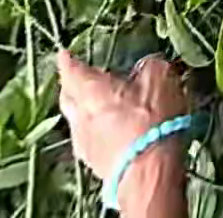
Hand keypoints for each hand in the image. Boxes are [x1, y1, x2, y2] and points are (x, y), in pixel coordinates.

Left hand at [57, 50, 189, 217]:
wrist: (147, 169)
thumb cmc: (151, 116)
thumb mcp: (160, 76)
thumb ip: (148, 66)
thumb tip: (143, 66)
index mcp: (92, 92)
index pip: (74, 72)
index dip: (68, 61)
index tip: (62, 53)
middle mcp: (80, 117)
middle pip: (68, 98)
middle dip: (70, 85)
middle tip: (76, 76)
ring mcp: (84, 143)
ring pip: (76, 118)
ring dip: (82, 107)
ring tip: (95, 99)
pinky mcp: (94, 162)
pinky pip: (87, 135)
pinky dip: (94, 124)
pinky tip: (108, 123)